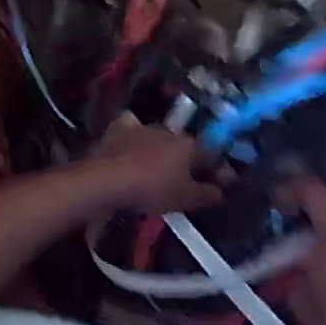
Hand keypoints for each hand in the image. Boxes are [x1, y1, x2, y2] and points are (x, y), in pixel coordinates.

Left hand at [83, 115, 223, 212]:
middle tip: (185, 178)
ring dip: (160, 147)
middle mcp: (166, 131)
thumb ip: (208, 194)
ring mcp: (139, 128)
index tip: (217, 184)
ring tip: (156, 166)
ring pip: (156, 135)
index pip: (211, 154)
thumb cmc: (152, 189)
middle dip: (187, 159)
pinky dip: (130, 131)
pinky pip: (128, 126)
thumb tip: (218, 192)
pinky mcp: (116, 130)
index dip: (217, 170)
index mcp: (189, 145)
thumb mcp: (187, 199)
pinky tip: (128, 142)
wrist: (107, 179)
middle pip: (183, 144)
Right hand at [284, 177, 325, 324]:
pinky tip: (273, 214)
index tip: (315, 153)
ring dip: (298, 205)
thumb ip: (315, 194)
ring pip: (322, 213)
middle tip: (284, 171)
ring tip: (274, 191)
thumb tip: (289, 177)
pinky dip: (292, 224)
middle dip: (315, 185)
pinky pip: (308, 232)